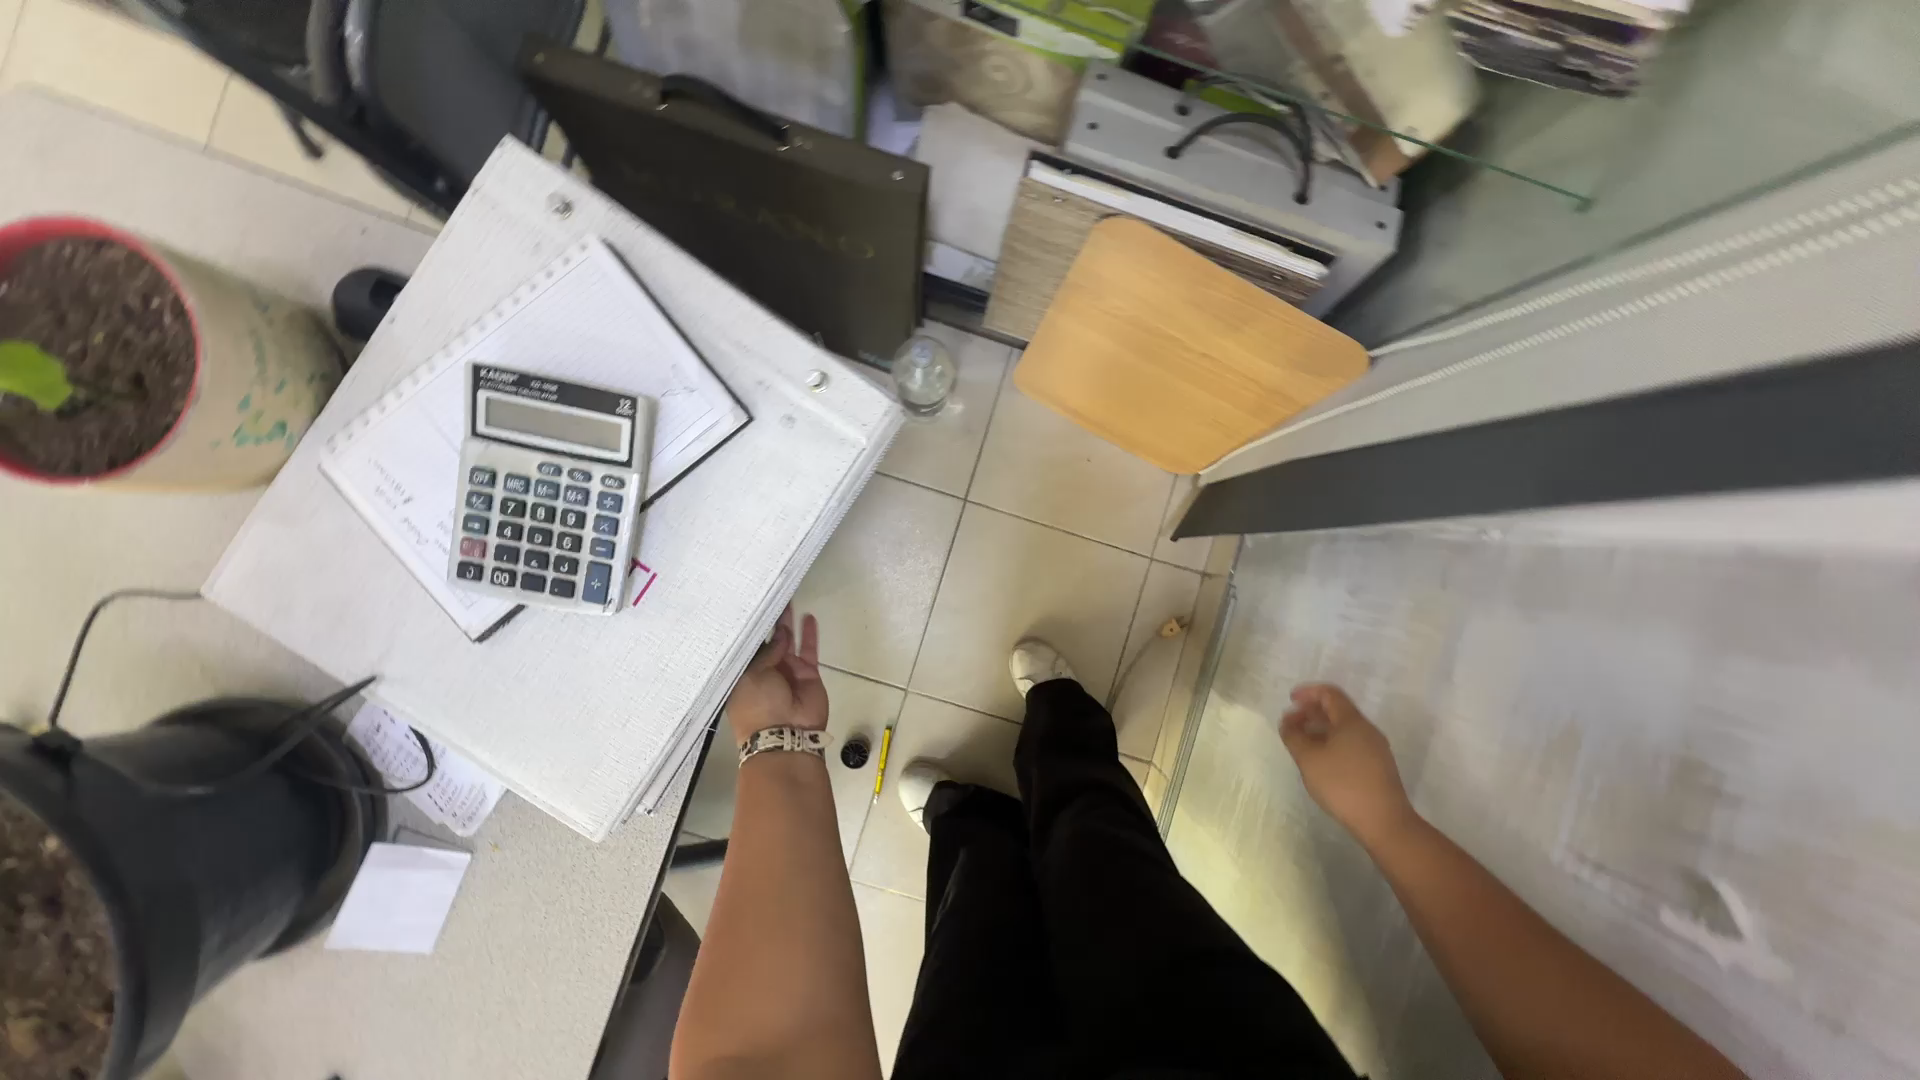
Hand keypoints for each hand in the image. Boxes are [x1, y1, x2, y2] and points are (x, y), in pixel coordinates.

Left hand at [725, 606, 828, 746]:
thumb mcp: (752, 677)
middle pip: (768, 640)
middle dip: (769, 621)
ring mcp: (788, 671)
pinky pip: (809, 649)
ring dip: (788, 622)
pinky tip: (808, 617)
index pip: (747, 647)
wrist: (786, 734)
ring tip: (788, 599)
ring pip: (788, 640)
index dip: (750, 629)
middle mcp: (765, 671)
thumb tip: (780, 634)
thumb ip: (766, 652)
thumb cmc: (758, 706)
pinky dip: (809, 634)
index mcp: (744, 675)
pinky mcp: (808, 672)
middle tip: (770, 596)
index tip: (749, 607)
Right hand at [1280, 684, 1418, 848]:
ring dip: (1320, 729)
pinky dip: (1332, 742)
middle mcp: (1367, 730)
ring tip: (1302, 743)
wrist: (1384, 821)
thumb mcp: (1308, 758)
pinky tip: (1321, 760)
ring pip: (1344, 728)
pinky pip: (1351, 743)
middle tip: (1291, 724)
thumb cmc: (1342, 784)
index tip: (1290, 701)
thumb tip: (1288, 722)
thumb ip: (1294, 736)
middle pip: (1337, 710)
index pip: (1330, 694)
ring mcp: (1375, 749)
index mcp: (1352, 721)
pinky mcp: (1377, 766)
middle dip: (1311, 712)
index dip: (1308, 692)